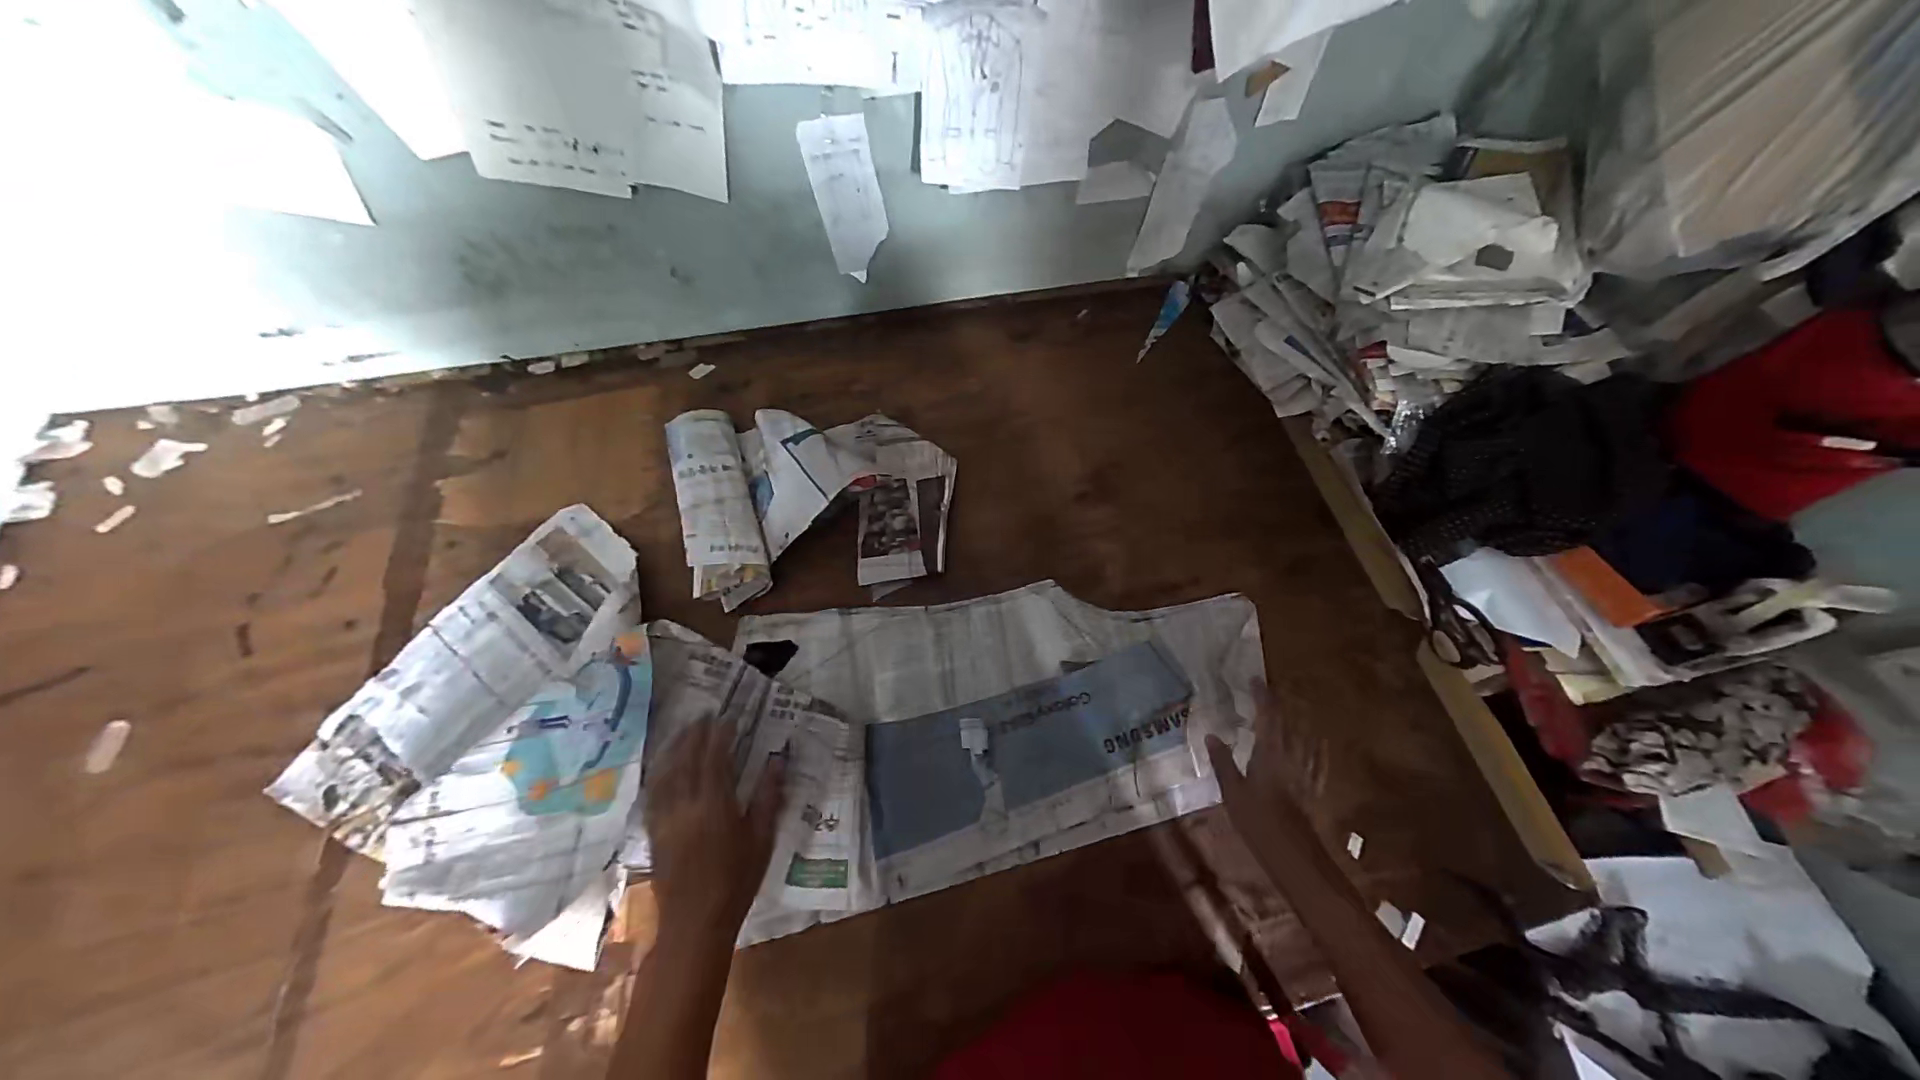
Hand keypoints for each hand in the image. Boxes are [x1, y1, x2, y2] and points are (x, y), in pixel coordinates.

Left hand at [645, 719, 784, 941]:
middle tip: (705, 716)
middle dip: (694, 735)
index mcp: (715, 806)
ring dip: (674, 748)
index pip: (715, 759)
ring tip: (684, 731)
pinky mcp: (653, 833)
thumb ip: (768, 797)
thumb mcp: (762, 839)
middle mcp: (685, 807)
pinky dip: (660, 773)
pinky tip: (664, 766)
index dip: (721, 735)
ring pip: (665, 773)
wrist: (696, 923)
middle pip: (686, 760)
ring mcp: (664, 819)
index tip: (728, 719)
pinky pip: (653, 793)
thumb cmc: (737, 881)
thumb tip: (777, 761)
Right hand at [1208, 679, 1328, 861]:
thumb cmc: (1259, 822)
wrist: (1296, 856)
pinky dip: (1304, 742)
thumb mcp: (1232, 792)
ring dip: (1291, 719)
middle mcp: (1291, 756)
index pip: (1267, 717)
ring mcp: (1304, 771)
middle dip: (1277, 704)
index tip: (1255, 679)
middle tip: (1265, 691)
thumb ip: (1223, 762)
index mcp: (1269, 754)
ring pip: (1300, 736)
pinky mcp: (1310, 785)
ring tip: (1281, 709)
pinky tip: (1304, 743)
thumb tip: (1212, 733)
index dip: (1262, 697)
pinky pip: (1309, 754)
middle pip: (1287, 722)